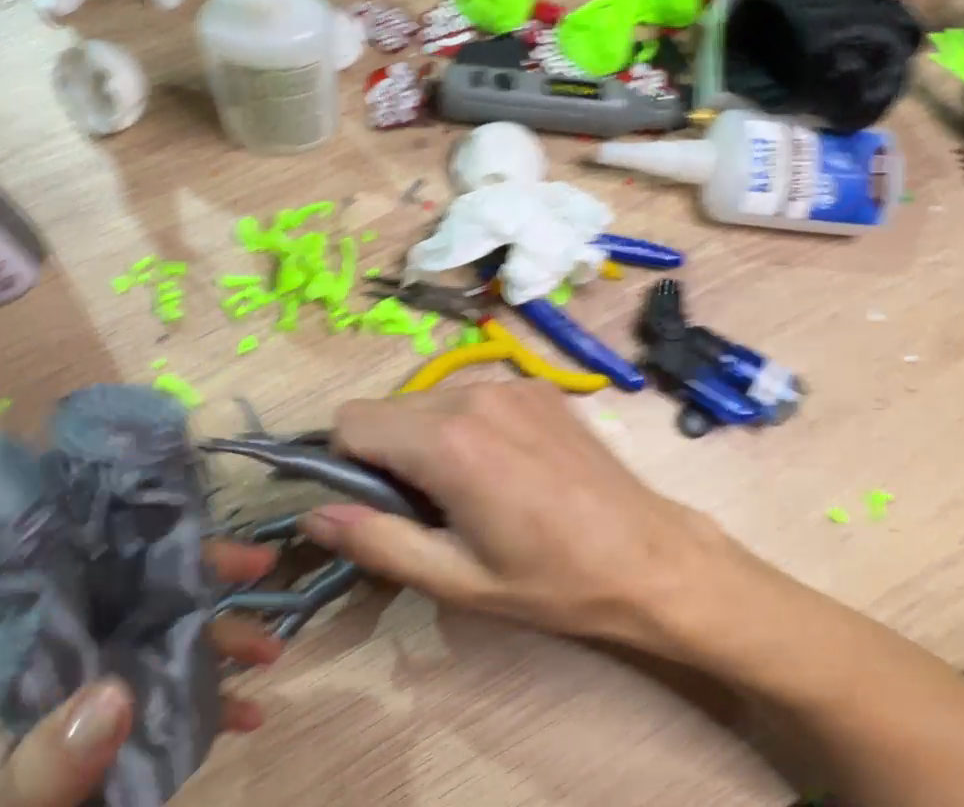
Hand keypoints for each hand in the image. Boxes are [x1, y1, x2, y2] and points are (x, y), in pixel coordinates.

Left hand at [0, 542, 283, 806]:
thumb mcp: (11, 802)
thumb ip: (52, 759)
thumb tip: (117, 696)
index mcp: (33, 652)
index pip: (91, 575)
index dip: (149, 548)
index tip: (200, 534)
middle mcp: (73, 659)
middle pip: (144, 600)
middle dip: (205, 584)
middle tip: (264, 567)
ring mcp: (103, 695)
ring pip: (170, 646)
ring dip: (223, 642)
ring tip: (272, 651)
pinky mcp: (127, 735)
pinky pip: (179, 703)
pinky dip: (217, 703)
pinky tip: (252, 715)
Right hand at [301, 382, 745, 653]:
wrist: (651, 557)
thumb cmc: (551, 580)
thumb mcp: (456, 579)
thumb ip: (376, 541)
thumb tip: (312, 514)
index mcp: (446, 441)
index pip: (349, 422)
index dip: (348, 465)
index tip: (379, 506)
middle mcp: (471, 395)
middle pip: (385, 409)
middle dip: (386, 454)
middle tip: (429, 508)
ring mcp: (508, 383)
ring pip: (425, 400)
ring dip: (425, 438)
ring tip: (470, 489)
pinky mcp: (535, 385)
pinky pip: (468, 395)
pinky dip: (464, 424)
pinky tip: (504, 466)